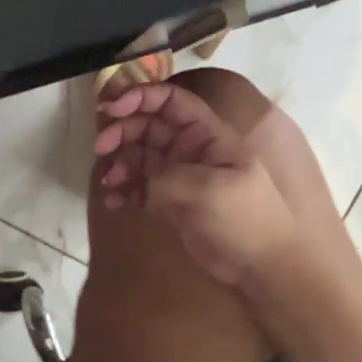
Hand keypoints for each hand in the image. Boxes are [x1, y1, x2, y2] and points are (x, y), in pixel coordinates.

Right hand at [93, 82, 298, 284]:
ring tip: (108, 181)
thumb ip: (170, 178)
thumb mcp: (211, 190)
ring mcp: (179, 176)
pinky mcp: (170, 202)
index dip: (141, 97)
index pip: (171, 101)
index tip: (112, 107)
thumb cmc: (246, 218)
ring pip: (139, 156)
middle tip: (100, 148)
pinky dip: (124, 191)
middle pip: (148, 126)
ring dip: (119, 162)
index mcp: (206, 135)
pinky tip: (113, 201)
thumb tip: (141, 181)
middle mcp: (190, 150)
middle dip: (122, 131)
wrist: (262, 264)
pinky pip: (139, 188)